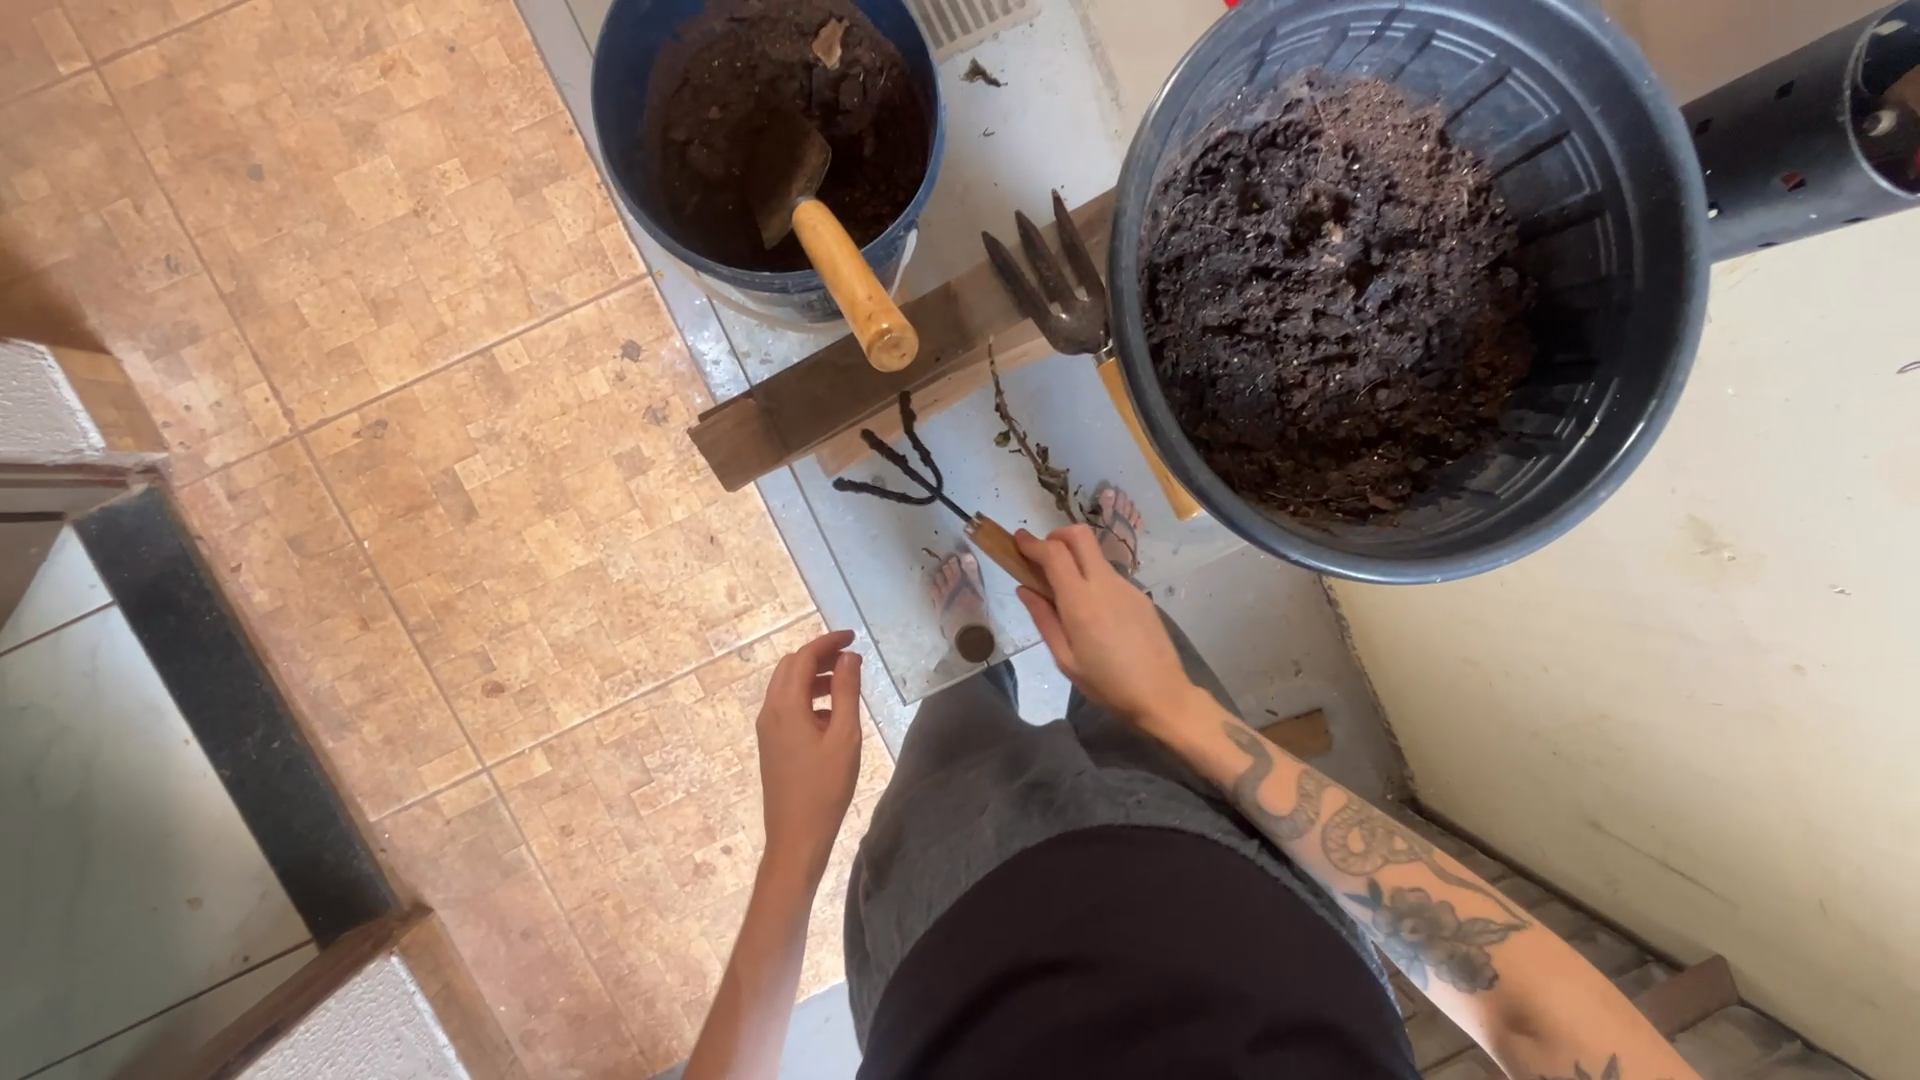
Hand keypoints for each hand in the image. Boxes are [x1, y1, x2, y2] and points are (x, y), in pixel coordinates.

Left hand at [756, 629, 862, 884]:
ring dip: (814, 676)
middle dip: (819, 656)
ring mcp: (767, 729)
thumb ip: (846, 692)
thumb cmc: (825, 787)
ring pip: (787, 687)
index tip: (853, 637)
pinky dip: (808, 697)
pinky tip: (833, 714)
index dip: (827, 642)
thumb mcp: (844, 736)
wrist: (796, 836)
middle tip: (850, 656)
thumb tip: (849, 657)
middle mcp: (770, 711)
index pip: (803, 658)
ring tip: (846, 681)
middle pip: (790, 668)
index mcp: (786, 706)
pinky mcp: (771, 744)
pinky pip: (787, 706)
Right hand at [1014, 525, 1200, 736]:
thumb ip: (1044, 619)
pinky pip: (1110, 576)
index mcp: (1081, 602)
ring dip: (1075, 560)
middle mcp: (1105, 585)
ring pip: (1095, 556)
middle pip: (1080, 536)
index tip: (1017, 540)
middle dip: (1056, 536)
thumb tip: (1025, 589)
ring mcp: (1126, 587)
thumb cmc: (1107, 684)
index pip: (1054, 553)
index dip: (1032, 542)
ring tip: (1065, 593)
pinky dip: (1092, 579)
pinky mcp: (1140, 595)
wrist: (1162, 695)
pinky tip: (1094, 613)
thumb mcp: (1065, 660)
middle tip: (1042, 555)